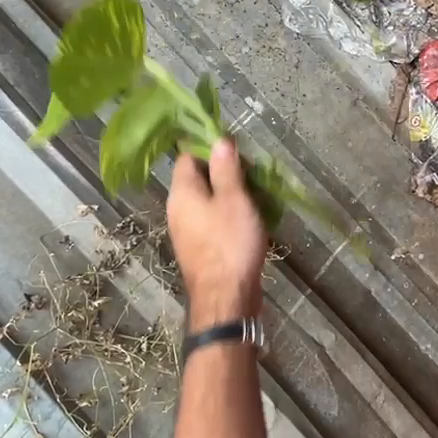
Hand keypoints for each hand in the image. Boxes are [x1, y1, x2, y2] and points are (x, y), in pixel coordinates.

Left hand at [168, 139, 268, 324]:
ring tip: (258, 192)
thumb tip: (218, 140)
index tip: (238, 149)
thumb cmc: (230, 242)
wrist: (226, 297)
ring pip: (208, 199)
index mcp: (182, 194)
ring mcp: (188, 230)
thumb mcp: (234, 199)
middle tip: (254, 171)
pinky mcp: (200, 247)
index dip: (210, 148)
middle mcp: (178, 210)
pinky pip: (213, 218)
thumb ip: (226, 169)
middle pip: (198, 178)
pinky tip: (251, 216)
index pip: (187, 157)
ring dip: (231, 193)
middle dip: (225, 171)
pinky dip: (230, 212)